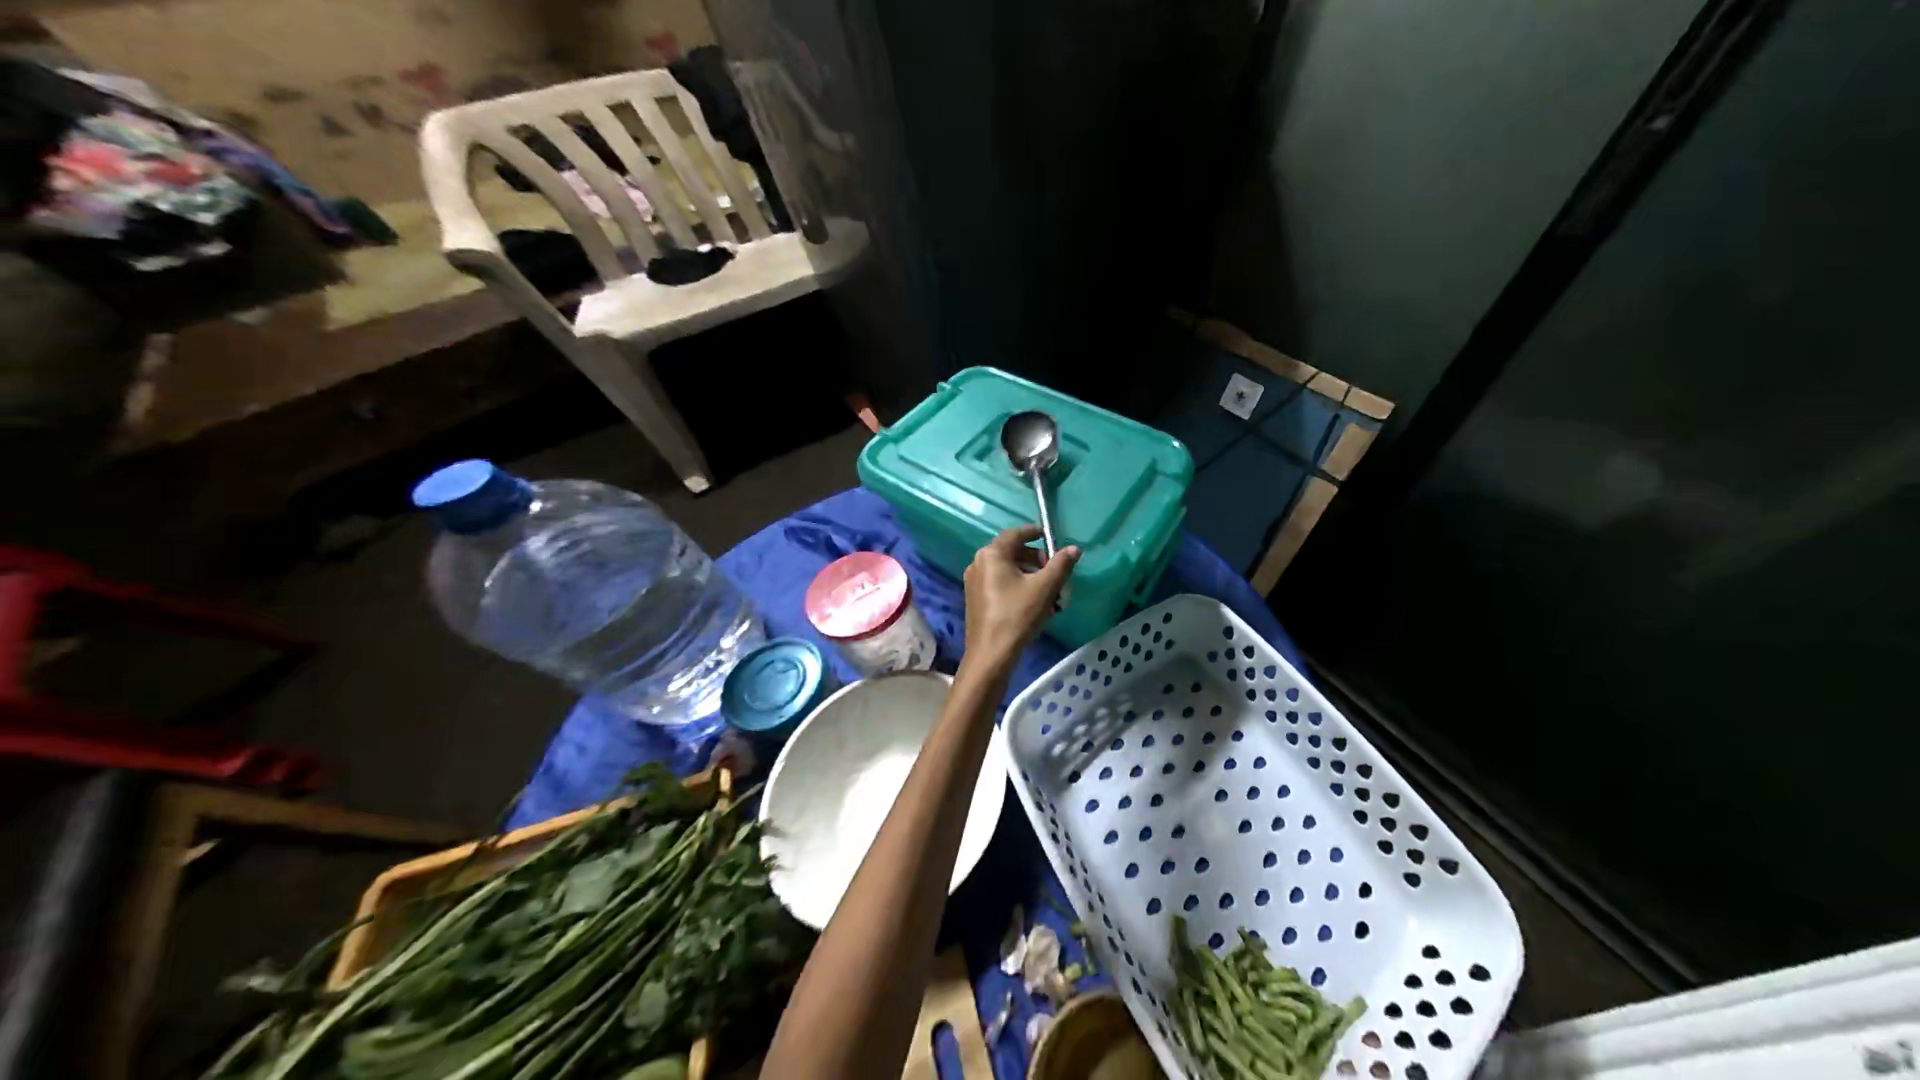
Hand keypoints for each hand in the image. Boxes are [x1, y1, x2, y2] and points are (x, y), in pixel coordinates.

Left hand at [962, 525, 1079, 673]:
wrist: (991, 654)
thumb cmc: (1017, 615)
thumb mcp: (1044, 588)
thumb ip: (1061, 565)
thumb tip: (1074, 549)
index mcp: (992, 554)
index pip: (1015, 534)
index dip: (1035, 533)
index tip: (1050, 536)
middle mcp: (978, 563)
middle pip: (1011, 552)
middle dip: (1036, 559)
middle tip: (1055, 571)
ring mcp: (974, 582)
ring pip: (1007, 569)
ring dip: (1029, 574)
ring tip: (1049, 591)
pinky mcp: (975, 598)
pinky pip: (999, 583)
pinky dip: (1017, 585)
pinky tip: (1034, 602)